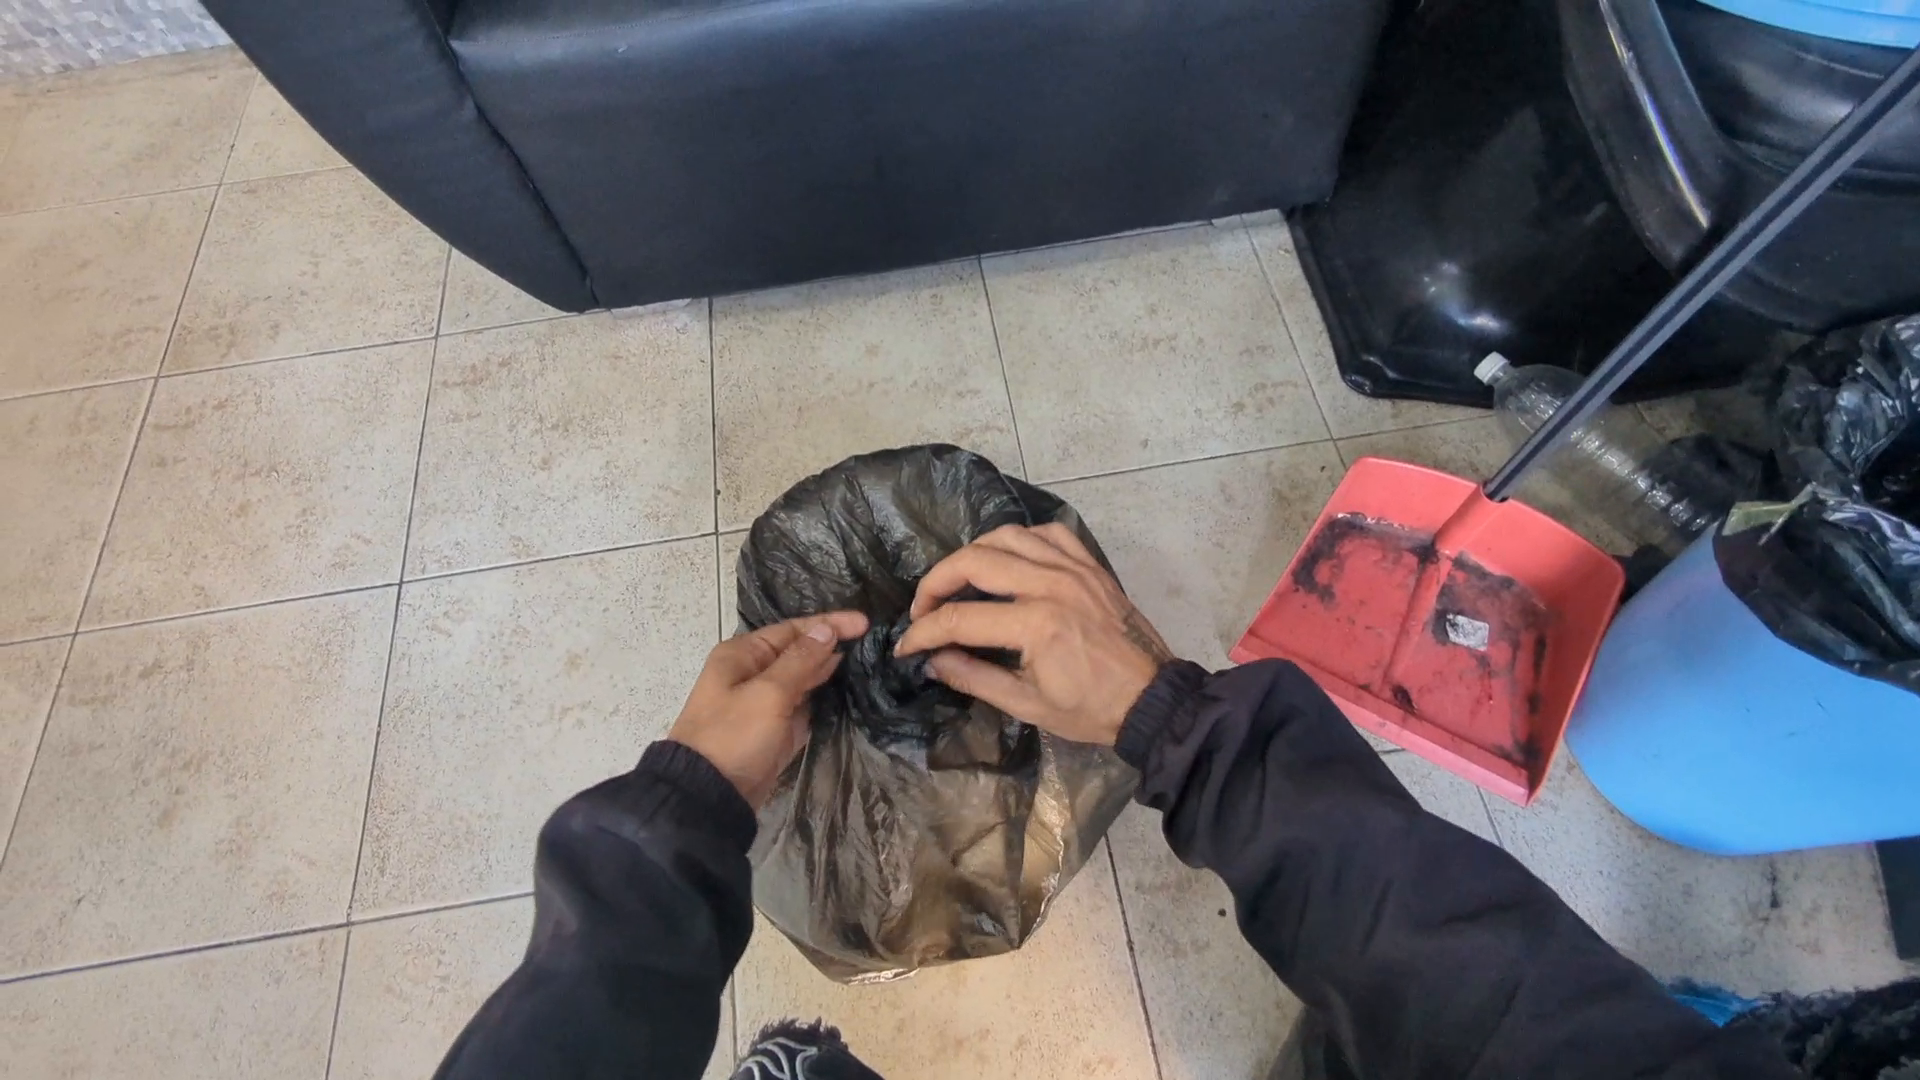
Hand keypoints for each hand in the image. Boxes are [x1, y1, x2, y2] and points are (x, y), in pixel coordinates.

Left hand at [667, 611, 868, 808]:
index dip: (829, 624)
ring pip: (803, 678)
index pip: (793, 630)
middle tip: (871, 642)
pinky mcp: (776, 729)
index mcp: (743, 655)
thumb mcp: (768, 693)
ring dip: (830, 670)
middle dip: (832, 644)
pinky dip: (823, 697)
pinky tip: (847, 690)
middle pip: (799, 651)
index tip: (864, 623)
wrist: (708, 796)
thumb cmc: (734, 736)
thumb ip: (801, 660)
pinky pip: (804, 704)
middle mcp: (753, 673)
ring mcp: (764, 703)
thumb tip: (826, 630)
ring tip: (865, 661)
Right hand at [896, 524, 1173, 745]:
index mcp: (1035, 625)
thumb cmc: (1090, 709)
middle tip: (922, 608)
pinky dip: (1019, 540)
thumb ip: (974, 677)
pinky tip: (1009, 559)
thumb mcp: (1027, 704)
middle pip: (974, 561)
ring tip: (957, 580)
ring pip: (1006, 535)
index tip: (906, 645)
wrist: (1152, 699)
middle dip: (935, 582)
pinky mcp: (1089, 564)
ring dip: (972, 554)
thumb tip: (932, 660)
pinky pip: (1047, 533)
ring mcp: (1073, 568)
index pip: (959, 618)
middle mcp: (1051, 585)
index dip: (923, 631)